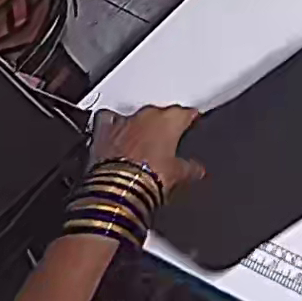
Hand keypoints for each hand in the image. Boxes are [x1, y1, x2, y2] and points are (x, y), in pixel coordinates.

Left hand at [90, 106, 205, 190]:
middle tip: (165, 142)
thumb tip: (197, 171)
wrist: (118, 188)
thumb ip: (191, 168)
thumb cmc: (150, 176)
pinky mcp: (104, 130)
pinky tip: (115, 136)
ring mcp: (126, 121)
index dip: (191, 120)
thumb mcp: (178, 174)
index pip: (188, 112)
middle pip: (162, 112)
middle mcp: (150, 115)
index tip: (191, 125)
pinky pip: (108, 120)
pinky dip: (112, 127)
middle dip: (164, 124)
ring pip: (137, 115)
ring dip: (140, 125)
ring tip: (140, 142)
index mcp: (172, 119)